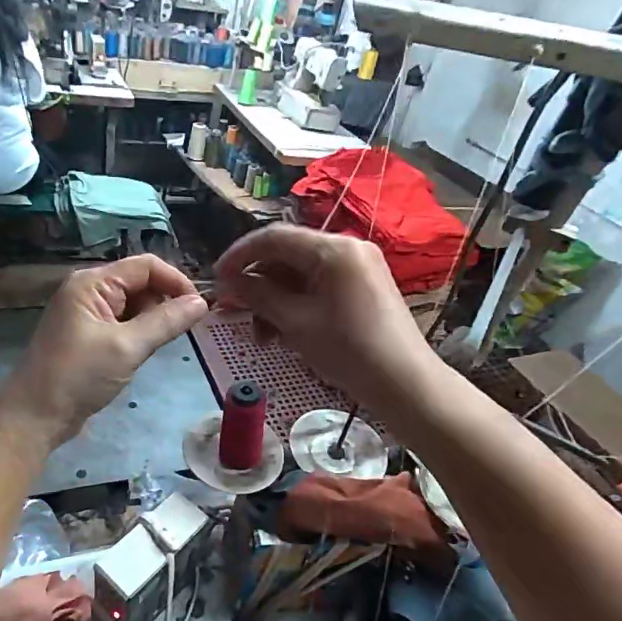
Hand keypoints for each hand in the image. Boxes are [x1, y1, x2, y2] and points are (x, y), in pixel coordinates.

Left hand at [0, 255, 209, 446]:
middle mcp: (88, 290)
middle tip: (183, 331)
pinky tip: (144, 352)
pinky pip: (122, 323)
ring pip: (133, 304)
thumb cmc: (78, 376)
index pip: (145, 266)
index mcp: (92, 283)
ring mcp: (86, 313)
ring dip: (153, 319)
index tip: (199, 308)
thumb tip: (201, 303)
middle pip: (139, 282)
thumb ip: (166, 321)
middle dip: (165, 301)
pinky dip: (139, 333)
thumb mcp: (127, 347)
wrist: (35, 416)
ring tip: (162, 344)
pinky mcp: (87, 335)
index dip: (175, 281)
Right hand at [213, 226, 439, 415]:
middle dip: (258, 284)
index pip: (273, 237)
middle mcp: (348, 247)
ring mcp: (359, 266)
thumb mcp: (295, 322)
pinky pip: (320, 285)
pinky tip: (287, 332)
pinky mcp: (364, 285)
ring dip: (276, 300)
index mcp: (333, 248)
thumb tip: (229, 282)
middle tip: (236, 313)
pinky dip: (298, 304)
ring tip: (264, 336)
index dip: (239, 256)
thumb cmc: (348, 351)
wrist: (405, 383)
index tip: (216, 279)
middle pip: (288, 255)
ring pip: (301, 273)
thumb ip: (258, 295)